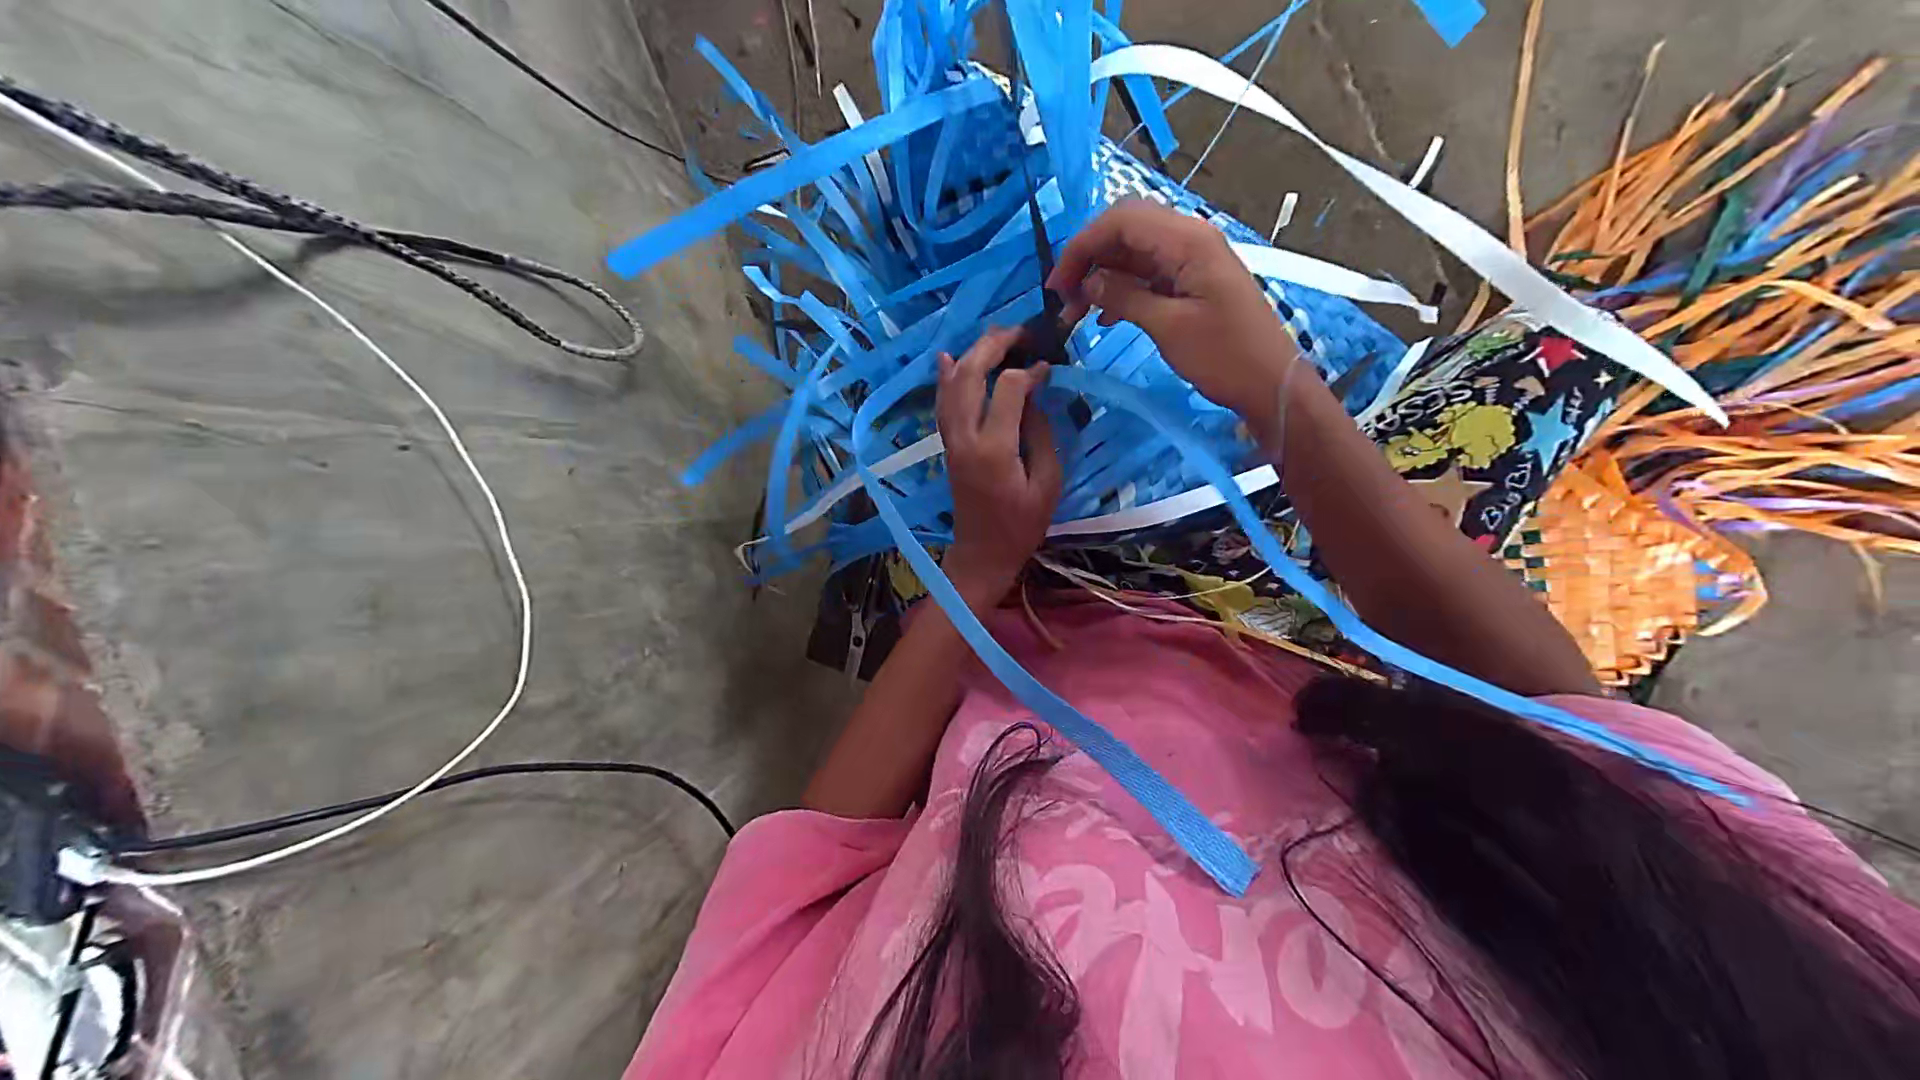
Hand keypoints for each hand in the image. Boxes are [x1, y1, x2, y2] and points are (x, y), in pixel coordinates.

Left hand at [935, 327, 1064, 606]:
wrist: (983, 552)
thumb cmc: (1022, 525)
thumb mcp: (1047, 483)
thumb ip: (1041, 435)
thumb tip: (1034, 398)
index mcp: (994, 448)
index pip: (1008, 388)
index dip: (1029, 371)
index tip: (1048, 368)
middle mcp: (965, 437)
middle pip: (970, 375)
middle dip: (993, 345)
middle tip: (1019, 330)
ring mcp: (951, 440)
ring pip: (951, 384)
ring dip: (971, 353)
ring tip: (996, 335)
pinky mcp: (947, 445)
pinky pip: (943, 403)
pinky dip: (945, 377)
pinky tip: (947, 356)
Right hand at [1048, 198, 1301, 438]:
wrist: (1269, 382)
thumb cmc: (1224, 356)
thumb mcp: (1168, 327)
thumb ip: (1125, 297)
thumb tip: (1087, 283)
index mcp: (1187, 241)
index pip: (1120, 220)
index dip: (1081, 247)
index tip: (1057, 286)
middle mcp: (1189, 239)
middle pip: (1124, 229)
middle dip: (1088, 259)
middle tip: (1064, 299)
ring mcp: (1191, 259)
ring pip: (1132, 253)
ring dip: (1101, 277)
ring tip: (1076, 314)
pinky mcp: (1190, 281)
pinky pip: (1146, 273)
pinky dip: (1120, 289)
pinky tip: (1104, 318)